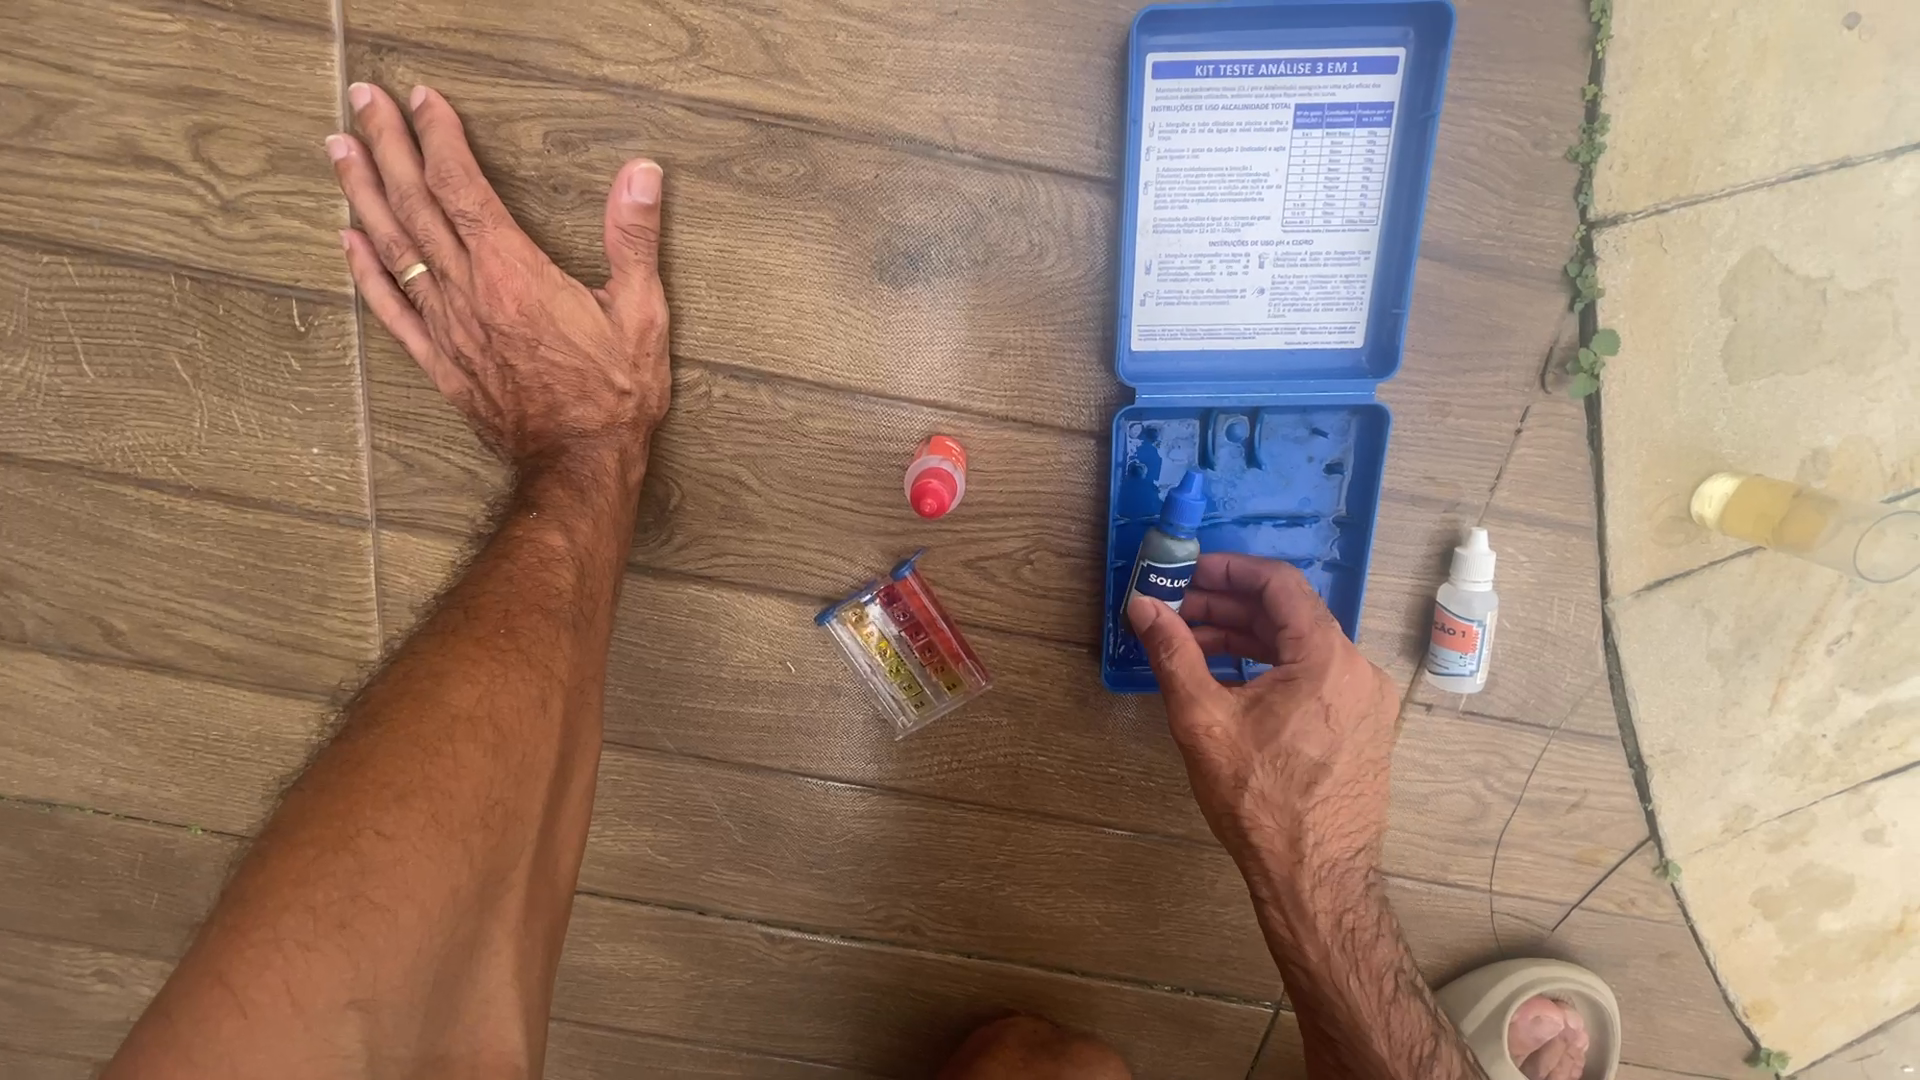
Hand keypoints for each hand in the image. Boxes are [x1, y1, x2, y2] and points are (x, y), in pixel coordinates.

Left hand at [325, 82, 669, 488]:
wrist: (581, 461)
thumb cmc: (615, 393)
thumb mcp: (642, 314)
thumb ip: (634, 240)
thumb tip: (642, 174)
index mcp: (515, 272)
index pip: (463, 187)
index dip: (439, 137)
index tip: (422, 98)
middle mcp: (469, 291)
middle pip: (416, 206)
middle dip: (387, 146)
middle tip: (362, 100)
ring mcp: (448, 328)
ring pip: (393, 248)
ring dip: (363, 194)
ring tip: (339, 149)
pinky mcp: (442, 362)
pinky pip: (392, 309)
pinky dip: (365, 271)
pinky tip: (348, 241)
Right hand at [1128, 554, 1402, 878]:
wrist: (1314, 878)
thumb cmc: (1257, 798)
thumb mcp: (1202, 718)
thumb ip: (1171, 652)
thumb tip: (1141, 604)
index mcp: (1326, 658)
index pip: (1278, 583)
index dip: (1228, 569)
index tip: (1186, 572)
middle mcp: (1355, 669)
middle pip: (1286, 613)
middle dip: (1225, 607)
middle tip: (1174, 610)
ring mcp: (1363, 699)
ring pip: (1297, 645)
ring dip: (1242, 638)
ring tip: (1188, 645)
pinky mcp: (1360, 724)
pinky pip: (1310, 674)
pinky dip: (1266, 666)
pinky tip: (1224, 678)